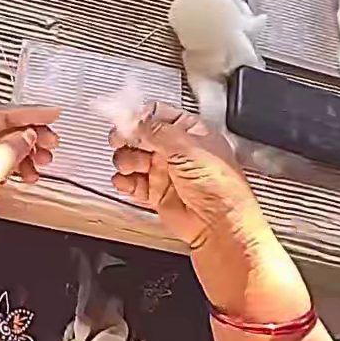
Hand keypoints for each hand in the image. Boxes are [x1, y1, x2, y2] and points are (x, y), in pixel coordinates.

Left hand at [0, 106, 60, 266]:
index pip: (0, 115)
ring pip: (8, 145)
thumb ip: (10, 151)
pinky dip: (21, 165)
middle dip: (31, 135)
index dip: (30, 114)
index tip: (51, 114)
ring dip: (28, 152)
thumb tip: (28, 135)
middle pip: (6, 128)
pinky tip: (30, 173)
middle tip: (51, 141)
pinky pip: (5, 160)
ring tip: (43, 160)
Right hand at [110, 101, 267, 250]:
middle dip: (127, 139)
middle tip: (119, 142)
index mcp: (188, 131)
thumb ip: (156, 131)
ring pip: (133, 158)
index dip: (137, 117)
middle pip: (140, 136)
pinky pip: (133, 183)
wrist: (220, 226)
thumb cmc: (220, 187)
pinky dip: (124, 182)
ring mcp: (166, 171)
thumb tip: (134, 118)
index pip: (156, 115)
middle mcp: (176, 150)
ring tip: (129, 167)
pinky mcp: (157, 192)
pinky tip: (124, 181)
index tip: (122, 122)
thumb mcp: (187, 148)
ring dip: (125, 161)